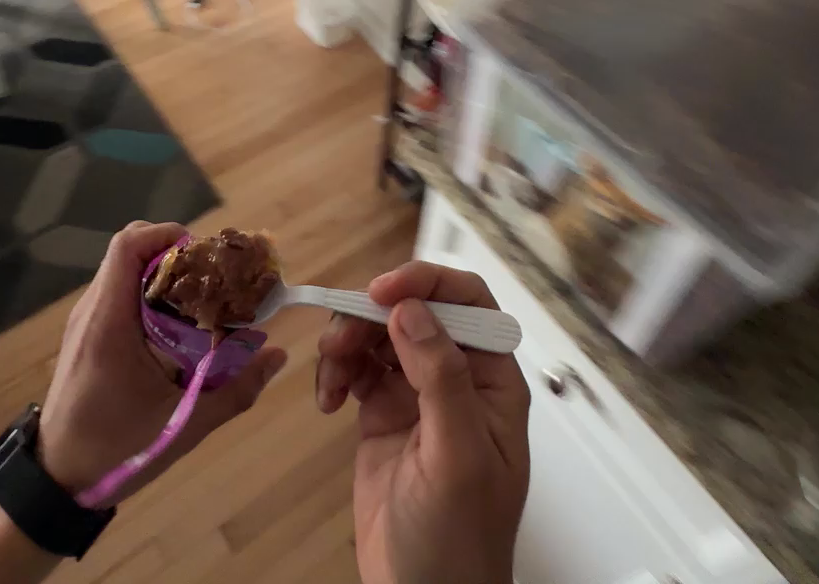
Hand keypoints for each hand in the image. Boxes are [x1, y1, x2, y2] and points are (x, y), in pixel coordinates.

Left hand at [38, 221, 287, 506]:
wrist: (57, 482)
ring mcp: (87, 321)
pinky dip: (151, 294)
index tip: (205, 256)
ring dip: (165, 274)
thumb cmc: (115, 450)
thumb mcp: (184, 425)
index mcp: (109, 322)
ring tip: (201, 302)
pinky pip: (120, 293)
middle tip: (212, 280)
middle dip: (176, 254)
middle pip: (131, 250)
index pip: (128, 245)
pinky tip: (177, 327)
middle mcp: (93, 311)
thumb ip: (235, 391)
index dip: (167, 234)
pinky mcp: (87, 334)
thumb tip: (278, 356)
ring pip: (126, 271)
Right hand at [317, 262, 529, 583]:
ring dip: (348, 342)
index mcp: (491, 378)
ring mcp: (416, 391)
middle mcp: (455, 374)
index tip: (381, 290)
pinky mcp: (381, 410)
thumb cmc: (457, 536)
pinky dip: (336, 372)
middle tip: (339, 344)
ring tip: (330, 379)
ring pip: (379, 334)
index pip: (468, 301)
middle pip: (413, 310)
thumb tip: (411, 310)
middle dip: (373, 316)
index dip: (427, 282)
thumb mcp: (458, 457)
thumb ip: (441, 378)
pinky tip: (327, 402)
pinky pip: (356, 367)